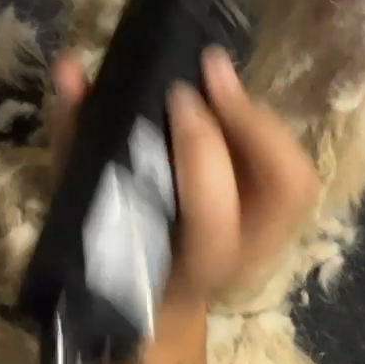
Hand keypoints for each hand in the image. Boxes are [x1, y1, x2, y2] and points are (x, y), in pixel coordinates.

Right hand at [48, 47, 320, 307]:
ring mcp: (272, 240)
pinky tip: (228, 100)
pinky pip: (291, 169)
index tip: (174, 96)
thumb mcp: (83, 198)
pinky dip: (263, 128)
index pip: (213, 211)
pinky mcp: (281, 221)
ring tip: (220, 80)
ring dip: (262, 120)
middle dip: (250, 121)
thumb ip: (74, 134)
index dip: (200, 148)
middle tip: (210, 71)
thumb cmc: (113, 245)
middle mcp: (243, 256)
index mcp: (190, 262)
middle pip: (283, 188)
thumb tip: (67, 67)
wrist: (156, 296)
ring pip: (296, 177)